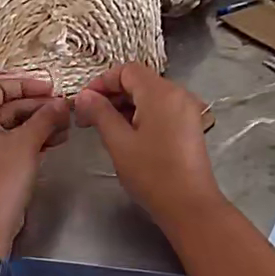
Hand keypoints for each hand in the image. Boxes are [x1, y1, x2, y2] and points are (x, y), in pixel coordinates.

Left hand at [0, 76, 70, 257]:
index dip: (26, 84)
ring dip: (40, 123)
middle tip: (64, 110)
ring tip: (65, 127)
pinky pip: (16, 143)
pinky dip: (34, 139)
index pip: (0, 86)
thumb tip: (62, 103)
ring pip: (15, 125)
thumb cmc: (1, 181)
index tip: (51, 90)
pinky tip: (55, 141)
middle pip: (9, 106)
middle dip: (38, 106)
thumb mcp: (26, 144)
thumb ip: (45, 118)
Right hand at [72, 63, 223, 229]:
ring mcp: (187, 110)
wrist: (189, 205)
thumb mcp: (119, 142)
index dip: (102, 82)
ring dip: (125, 106)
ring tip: (104, 129)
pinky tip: (127, 136)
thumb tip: (84, 95)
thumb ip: (100, 113)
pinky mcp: (190, 126)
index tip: (84, 101)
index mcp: (161, 93)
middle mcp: (178, 94)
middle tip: (88, 118)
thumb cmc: (151, 173)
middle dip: (112, 95)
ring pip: (150, 97)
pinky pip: (162, 110)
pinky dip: (142, 116)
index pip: (127, 71)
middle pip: (140, 81)